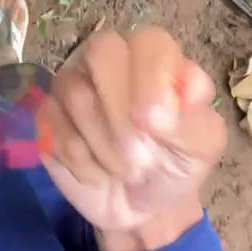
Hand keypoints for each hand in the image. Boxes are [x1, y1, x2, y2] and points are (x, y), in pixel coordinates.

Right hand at [37, 27, 231, 250]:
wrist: (143, 207)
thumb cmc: (176, 164)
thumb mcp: (203, 149)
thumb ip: (194, 123)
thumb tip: (160, 111)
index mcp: (154, 57)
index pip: (149, 43)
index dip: (151, 79)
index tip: (156, 124)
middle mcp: (110, 59)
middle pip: (101, 52)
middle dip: (121, 110)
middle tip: (141, 155)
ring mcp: (73, 83)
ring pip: (77, 96)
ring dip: (108, 147)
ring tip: (128, 170)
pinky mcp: (48, 115)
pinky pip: (56, 130)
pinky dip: (85, 163)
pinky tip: (99, 173)